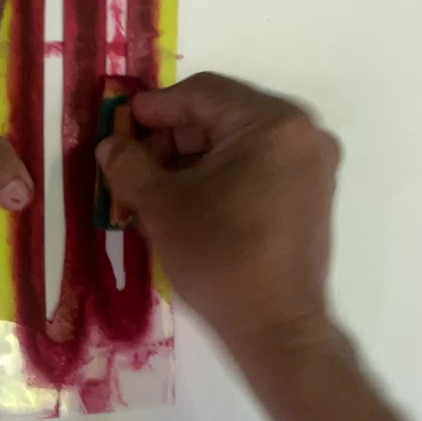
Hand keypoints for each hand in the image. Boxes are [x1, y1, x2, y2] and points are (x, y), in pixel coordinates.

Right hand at [95, 74, 343, 346]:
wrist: (275, 327)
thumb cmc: (219, 258)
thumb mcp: (162, 206)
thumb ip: (129, 164)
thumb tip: (110, 143)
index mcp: (272, 124)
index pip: (202, 94)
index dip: (154, 107)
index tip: (119, 126)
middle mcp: (302, 134)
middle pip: (221, 117)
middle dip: (170, 138)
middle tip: (131, 163)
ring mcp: (311, 166)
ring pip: (236, 144)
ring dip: (190, 159)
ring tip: (151, 188)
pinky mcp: (309, 196)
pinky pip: (255, 168)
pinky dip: (217, 176)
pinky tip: (185, 202)